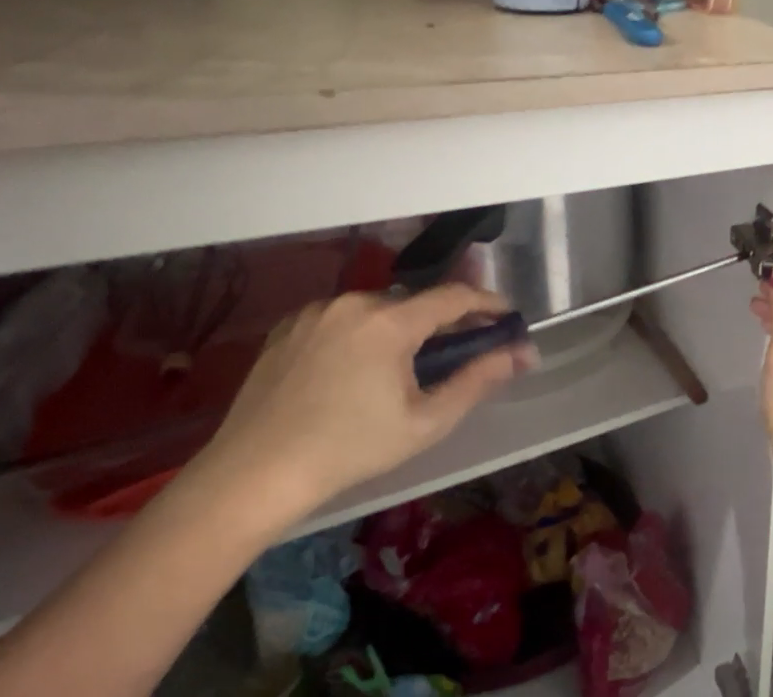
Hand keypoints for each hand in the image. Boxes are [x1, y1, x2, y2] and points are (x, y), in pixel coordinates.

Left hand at [187, 285, 530, 521]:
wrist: (250, 477)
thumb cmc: (349, 450)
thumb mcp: (426, 422)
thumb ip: (478, 379)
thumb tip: (521, 353)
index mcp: (390, 321)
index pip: (455, 295)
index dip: (488, 303)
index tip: (508, 318)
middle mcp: (353, 303)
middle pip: (415, 302)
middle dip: (444, 321)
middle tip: (460, 350)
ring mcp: (315, 313)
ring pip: (378, 309)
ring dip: (402, 327)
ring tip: (407, 364)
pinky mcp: (286, 328)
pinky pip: (342, 319)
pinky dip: (363, 333)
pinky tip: (360, 369)